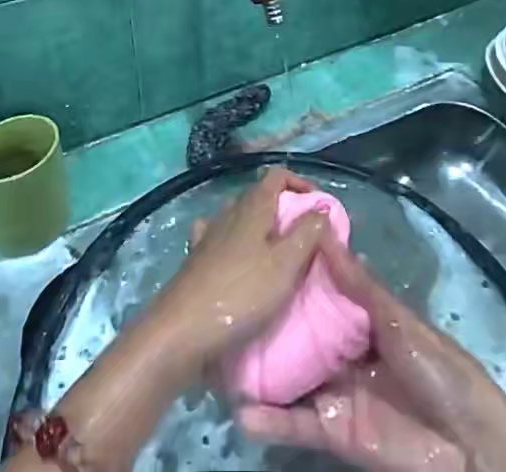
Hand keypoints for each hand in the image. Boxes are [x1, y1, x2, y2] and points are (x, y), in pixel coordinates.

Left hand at [154, 168, 332, 362]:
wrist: (182, 330)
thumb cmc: (241, 294)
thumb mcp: (285, 265)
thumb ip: (308, 233)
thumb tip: (323, 206)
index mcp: (252, 207)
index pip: (277, 175)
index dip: (300, 184)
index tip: (320, 208)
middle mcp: (229, 212)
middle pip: (260, 195)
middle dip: (285, 208)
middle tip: (307, 238)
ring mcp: (209, 234)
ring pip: (241, 216)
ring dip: (262, 226)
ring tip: (279, 253)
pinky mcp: (197, 257)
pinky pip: (221, 237)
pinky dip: (236, 242)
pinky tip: (240, 258)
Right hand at [238, 240, 505, 471]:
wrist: (470, 447)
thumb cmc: (439, 370)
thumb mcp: (399, 321)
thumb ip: (359, 284)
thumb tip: (324, 233)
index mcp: (364, 324)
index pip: (320, 298)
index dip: (293, 282)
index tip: (257, 260)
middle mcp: (345, 355)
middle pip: (300, 337)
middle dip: (268, 327)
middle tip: (227, 310)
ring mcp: (336, 393)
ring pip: (290, 377)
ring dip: (260, 371)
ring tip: (221, 362)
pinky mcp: (334, 432)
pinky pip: (297, 422)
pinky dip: (271, 420)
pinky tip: (242, 411)